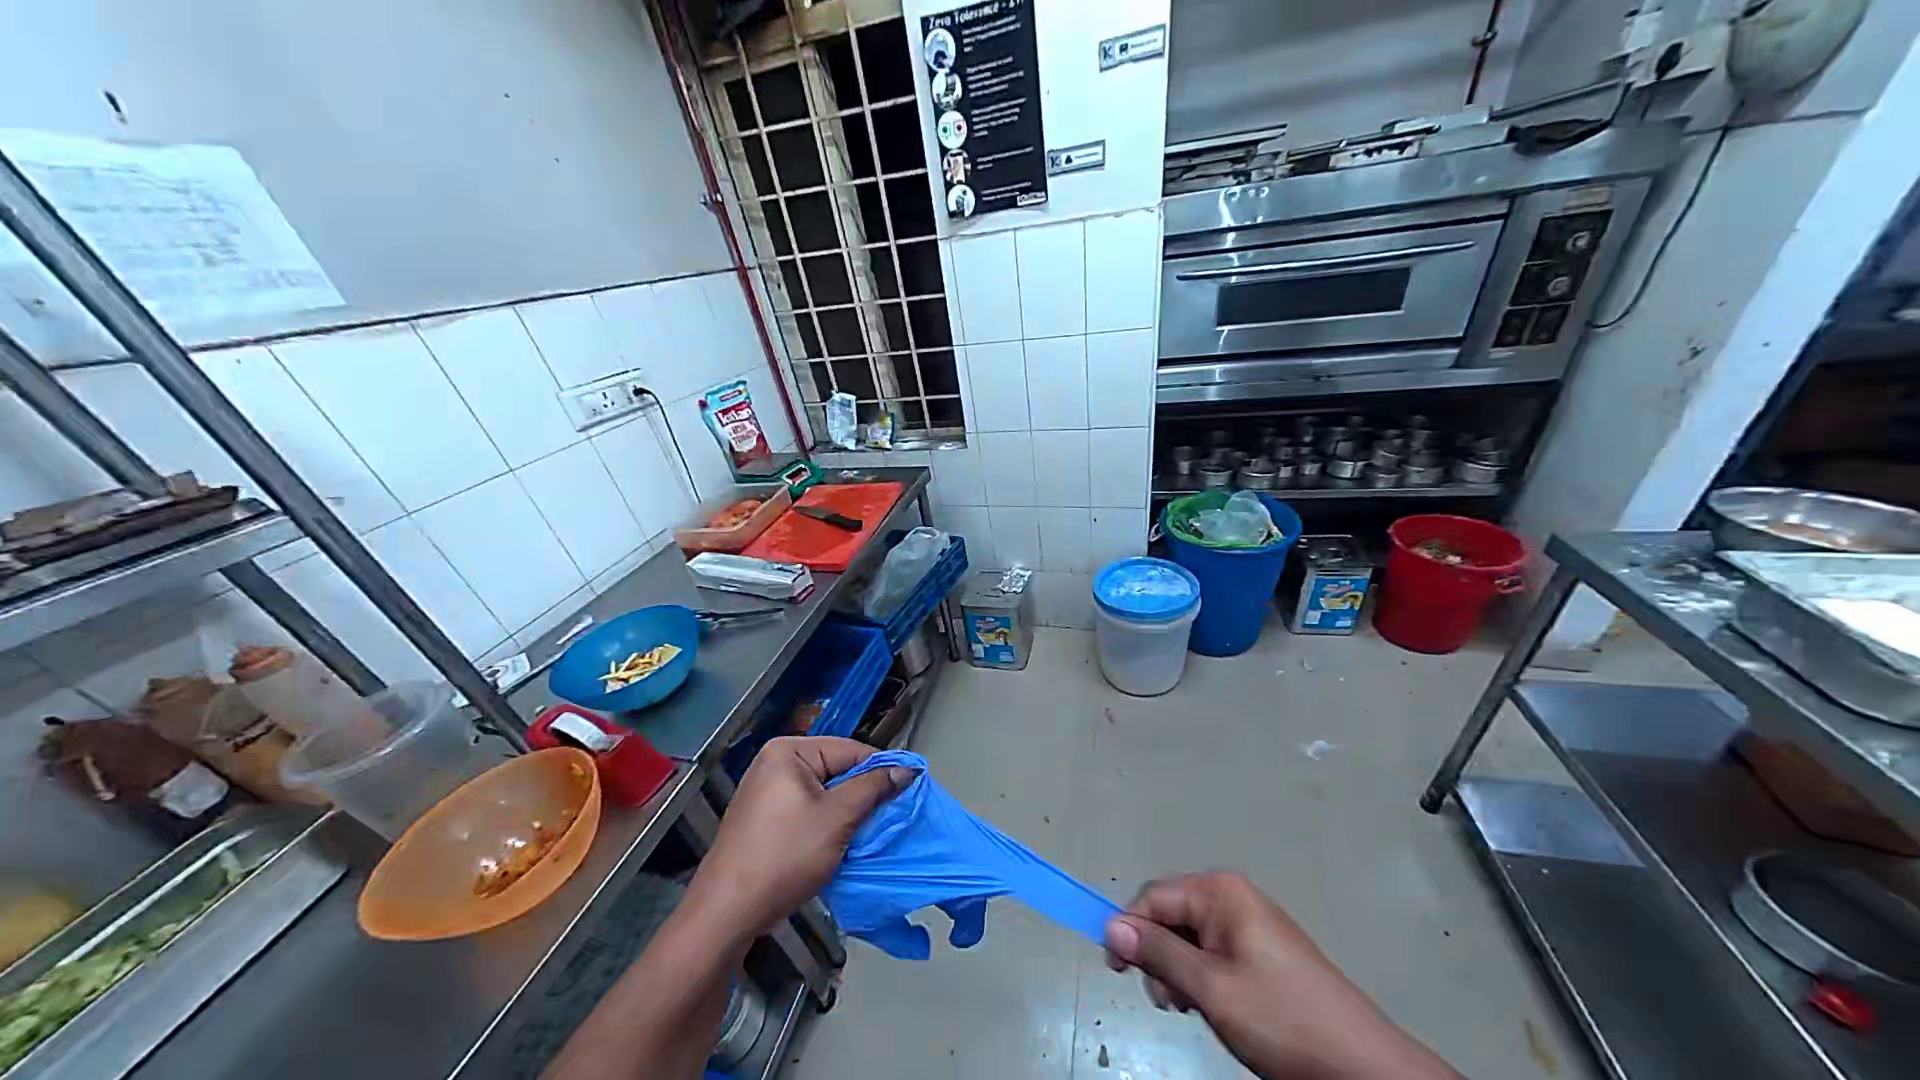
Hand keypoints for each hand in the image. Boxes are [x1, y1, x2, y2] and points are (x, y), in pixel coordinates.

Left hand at [689, 736, 908, 938]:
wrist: (727, 913)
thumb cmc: (783, 858)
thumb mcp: (837, 818)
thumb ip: (873, 787)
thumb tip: (905, 769)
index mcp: (788, 751)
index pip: (850, 749)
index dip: (881, 769)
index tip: (909, 790)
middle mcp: (774, 764)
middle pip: (836, 770)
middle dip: (862, 794)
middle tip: (887, 818)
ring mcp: (766, 792)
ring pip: (824, 793)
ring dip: (846, 812)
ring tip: (865, 833)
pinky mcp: (764, 819)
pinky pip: (807, 810)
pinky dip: (826, 824)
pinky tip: (839, 844)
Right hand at [1104, 873, 1460, 1079]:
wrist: (1363, 1067)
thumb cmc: (1280, 1019)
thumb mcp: (1210, 988)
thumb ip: (1157, 953)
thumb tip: (1111, 926)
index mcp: (1220, 892)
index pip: (1153, 897)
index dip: (1128, 930)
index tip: (1117, 972)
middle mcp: (1232, 897)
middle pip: (1169, 915)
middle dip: (1158, 956)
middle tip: (1171, 1001)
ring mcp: (1249, 924)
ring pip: (1188, 938)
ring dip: (1178, 972)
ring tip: (1194, 1009)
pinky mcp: (1260, 952)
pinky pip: (1212, 954)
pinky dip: (1202, 979)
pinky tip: (1214, 1007)